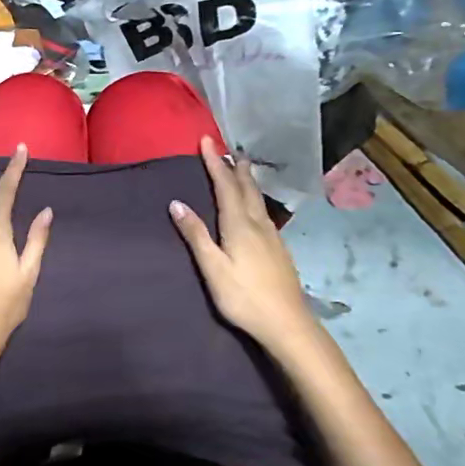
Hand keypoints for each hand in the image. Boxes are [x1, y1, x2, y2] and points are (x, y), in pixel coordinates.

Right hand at [169, 136, 330, 358]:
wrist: (287, 324)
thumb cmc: (244, 297)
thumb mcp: (212, 267)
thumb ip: (196, 234)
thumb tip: (176, 203)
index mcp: (239, 226)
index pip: (225, 186)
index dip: (215, 163)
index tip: (206, 141)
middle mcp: (258, 225)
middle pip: (246, 189)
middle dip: (235, 167)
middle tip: (229, 148)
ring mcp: (272, 237)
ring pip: (257, 200)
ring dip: (247, 181)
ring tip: (242, 168)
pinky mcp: (278, 249)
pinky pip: (263, 212)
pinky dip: (253, 198)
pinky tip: (254, 206)